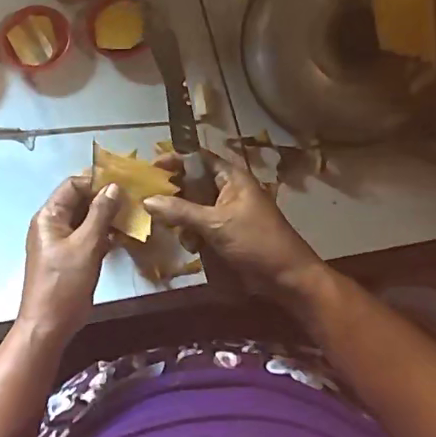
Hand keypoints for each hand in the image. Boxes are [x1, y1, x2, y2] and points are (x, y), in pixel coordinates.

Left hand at [19, 175, 122, 342]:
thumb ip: (100, 214)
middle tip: (136, 199)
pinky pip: (89, 237)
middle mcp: (52, 224)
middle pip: (79, 201)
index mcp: (48, 216)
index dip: (96, 182)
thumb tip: (114, 187)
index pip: (72, 186)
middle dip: (105, 199)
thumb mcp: (85, 245)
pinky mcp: (71, 257)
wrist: (49, 322)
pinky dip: (105, 234)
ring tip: (136, 215)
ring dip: (108, 217)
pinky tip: (127, 236)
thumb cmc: (64, 282)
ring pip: (86, 220)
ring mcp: (61, 241)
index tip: (125, 183)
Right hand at [142, 152, 327, 304]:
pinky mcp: (225, 230)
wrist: (288, 278)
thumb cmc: (256, 242)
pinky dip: (191, 232)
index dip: (175, 159)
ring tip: (173, 229)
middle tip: (152, 201)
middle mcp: (228, 190)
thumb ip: (179, 211)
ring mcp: (226, 211)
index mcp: (232, 179)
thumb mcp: (215, 224)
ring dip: (180, 217)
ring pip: (192, 205)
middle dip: (173, 193)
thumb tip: (147, 200)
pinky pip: (199, 224)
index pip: (198, 158)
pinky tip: (192, 245)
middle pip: (192, 182)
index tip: (151, 168)